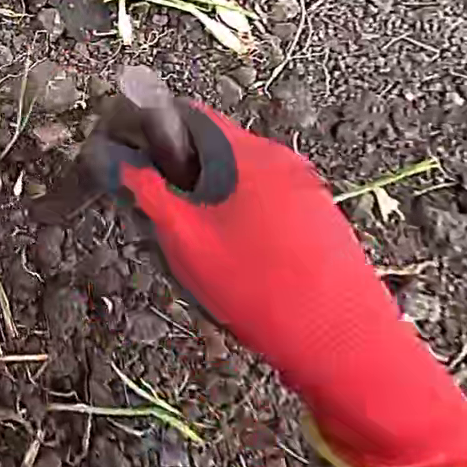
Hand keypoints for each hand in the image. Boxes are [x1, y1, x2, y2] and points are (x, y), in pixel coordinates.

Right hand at [85, 99, 466, 466]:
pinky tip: (228, 255)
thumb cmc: (259, 289)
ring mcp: (303, 188)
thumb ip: (146, 192)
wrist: (353, 352)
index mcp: (247, 155)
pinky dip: (231, 210)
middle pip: (209, 145)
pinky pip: (259, 196)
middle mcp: (279, 160)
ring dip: (202, 194)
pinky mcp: (317, 216)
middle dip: (174, 170)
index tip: (126, 156)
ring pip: (233, 174)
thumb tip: (114, 158)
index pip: (186, 114)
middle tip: (154, 211)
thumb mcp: (186, 241)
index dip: (147, 128)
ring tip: (190, 242)